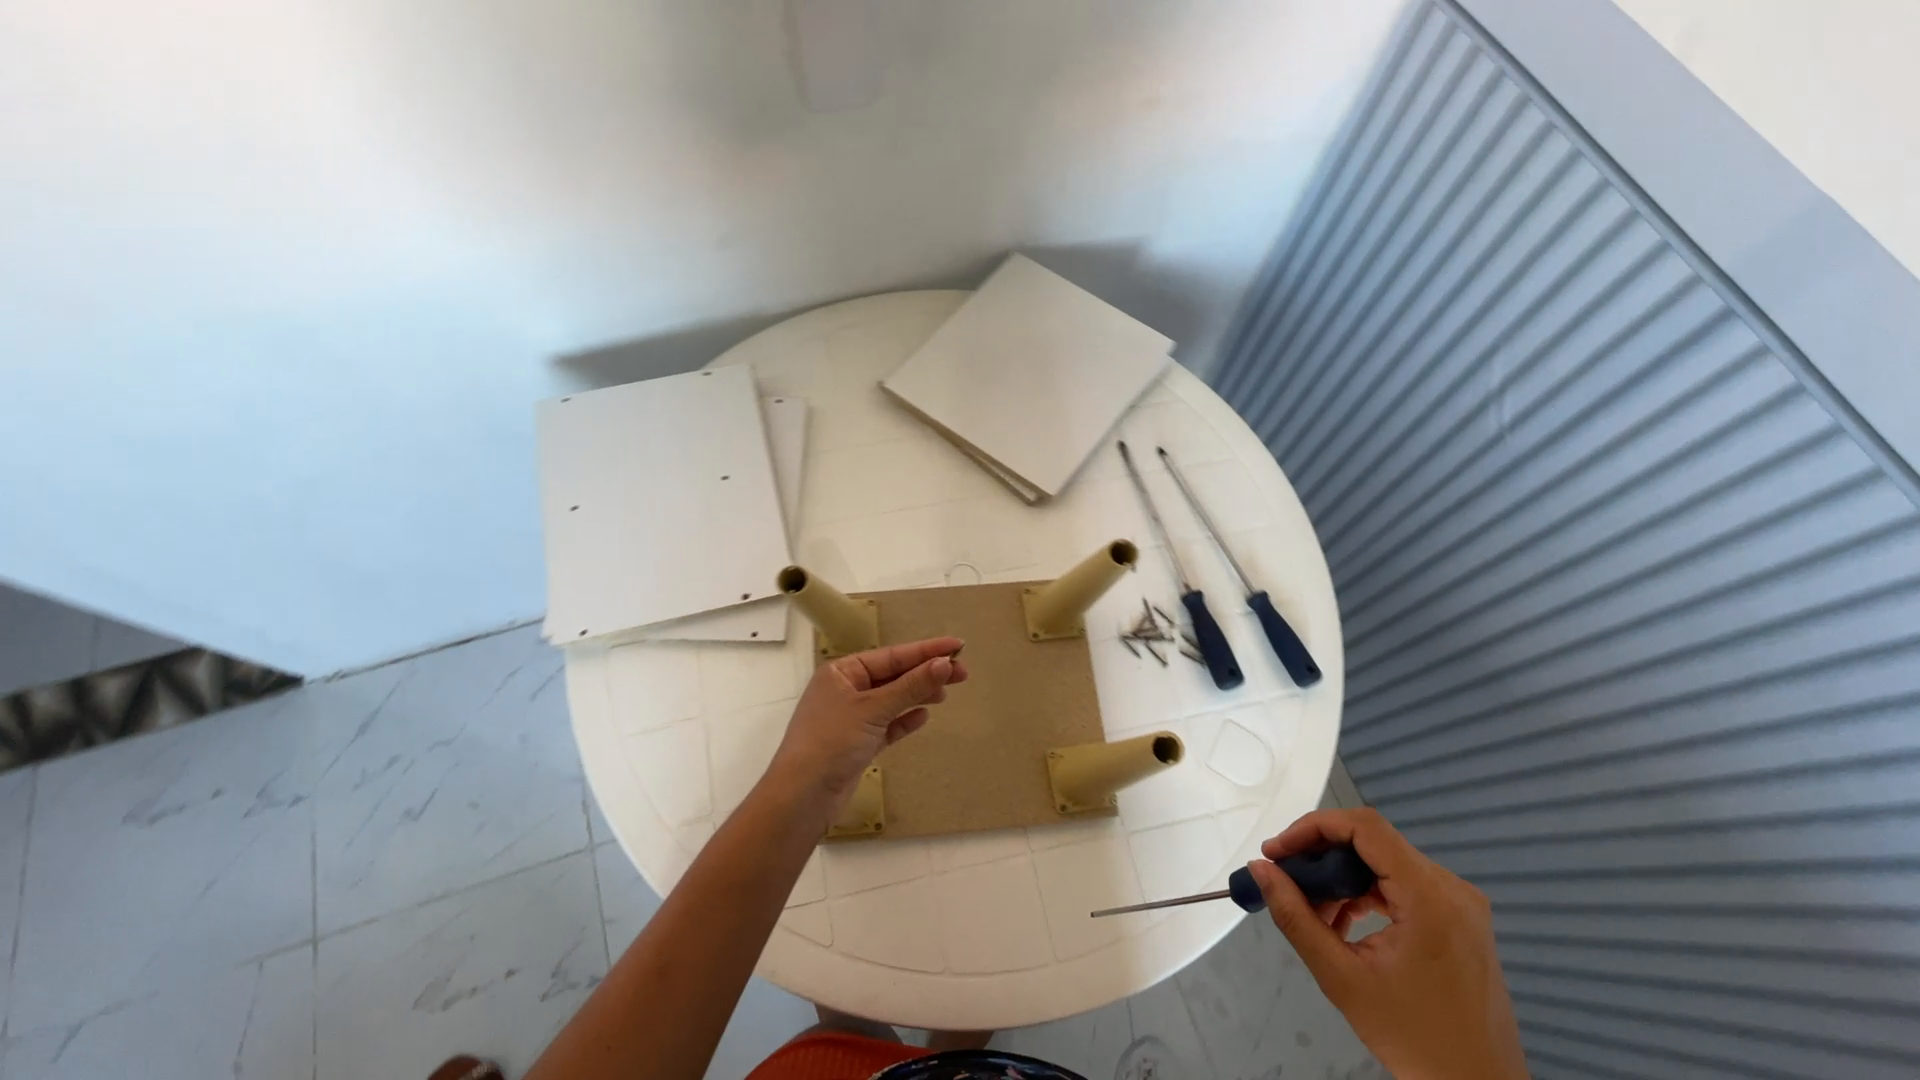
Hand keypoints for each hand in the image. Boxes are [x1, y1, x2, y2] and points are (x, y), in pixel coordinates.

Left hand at [765, 637, 968, 825]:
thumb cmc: (832, 742)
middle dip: (926, 673)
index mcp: (842, 672)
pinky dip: (905, 720)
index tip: (957, 646)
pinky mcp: (857, 743)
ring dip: (918, 695)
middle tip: (962, 673)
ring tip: (945, 693)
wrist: (803, 796)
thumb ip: (911, 686)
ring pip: (892, 699)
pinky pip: (887, 724)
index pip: (891, 655)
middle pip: (893, 676)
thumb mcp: (873, 709)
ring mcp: (851, 717)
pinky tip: (923, 716)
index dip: (926, 650)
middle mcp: (845, 690)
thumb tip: (943, 664)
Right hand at [1248, 808, 1527, 1079]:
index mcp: (1429, 897)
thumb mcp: (1341, 976)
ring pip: (1386, 863)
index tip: (1277, 853)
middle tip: (1285, 881)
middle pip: (1374, 843)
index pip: (1365, 828)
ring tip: (1312, 912)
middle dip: (1321, 856)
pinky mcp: (1460, 917)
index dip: (1313, 827)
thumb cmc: (1411, 1035)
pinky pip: (1404, 885)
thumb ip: (1295, 916)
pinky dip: (1366, 893)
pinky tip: (1343, 924)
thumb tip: (1261, 869)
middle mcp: (1451, 888)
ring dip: (1342, 877)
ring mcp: (1461, 902)